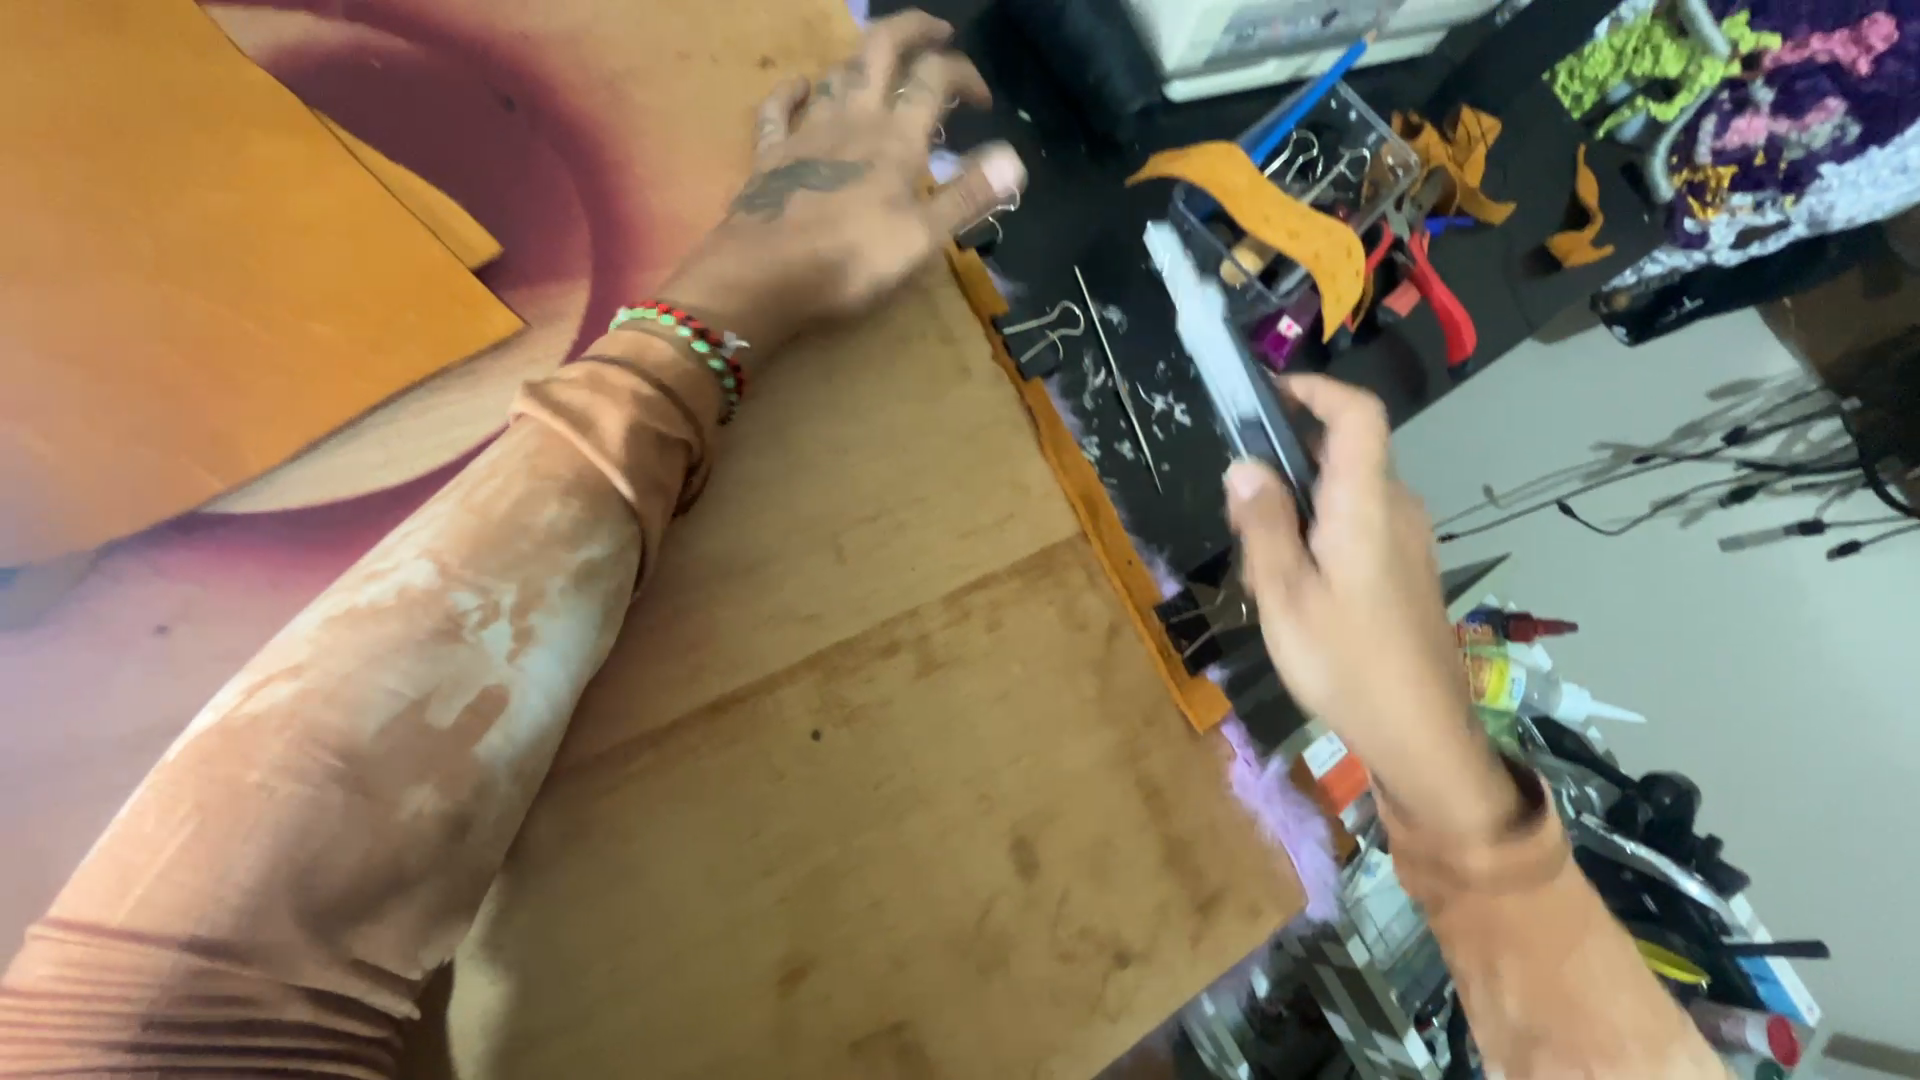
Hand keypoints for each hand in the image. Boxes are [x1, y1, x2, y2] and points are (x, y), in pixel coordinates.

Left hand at [660, 10, 1024, 353]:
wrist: (767, 276)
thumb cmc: (852, 261)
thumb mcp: (923, 238)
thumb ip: (968, 195)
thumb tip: (1015, 159)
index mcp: (895, 139)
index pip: (934, 82)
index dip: (963, 75)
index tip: (982, 97)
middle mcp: (851, 120)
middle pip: (880, 51)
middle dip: (911, 31)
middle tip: (935, 31)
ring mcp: (805, 132)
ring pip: (835, 75)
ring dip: (861, 60)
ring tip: (879, 64)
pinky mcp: (769, 155)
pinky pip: (778, 109)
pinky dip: (792, 92)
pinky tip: (801, 86)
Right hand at [1224, 375, 1520, 836]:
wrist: (1420, 733)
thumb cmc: (1344, 663)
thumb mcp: (1284, 595)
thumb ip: (1264, 525)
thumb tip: (1244, 465)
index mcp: (1366, 506)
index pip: (1357, 416)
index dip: (1315, 390)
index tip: (1266, 393)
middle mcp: (1397, 509)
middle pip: (1345, 453)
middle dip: (1287, 459)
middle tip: (1239, 506)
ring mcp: (1408, 539)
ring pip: (1347, 492)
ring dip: (1300, 500)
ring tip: (1260, 556)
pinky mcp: (1407, 567)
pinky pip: (1358, 522)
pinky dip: (1320, 525)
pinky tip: (1295, 580)